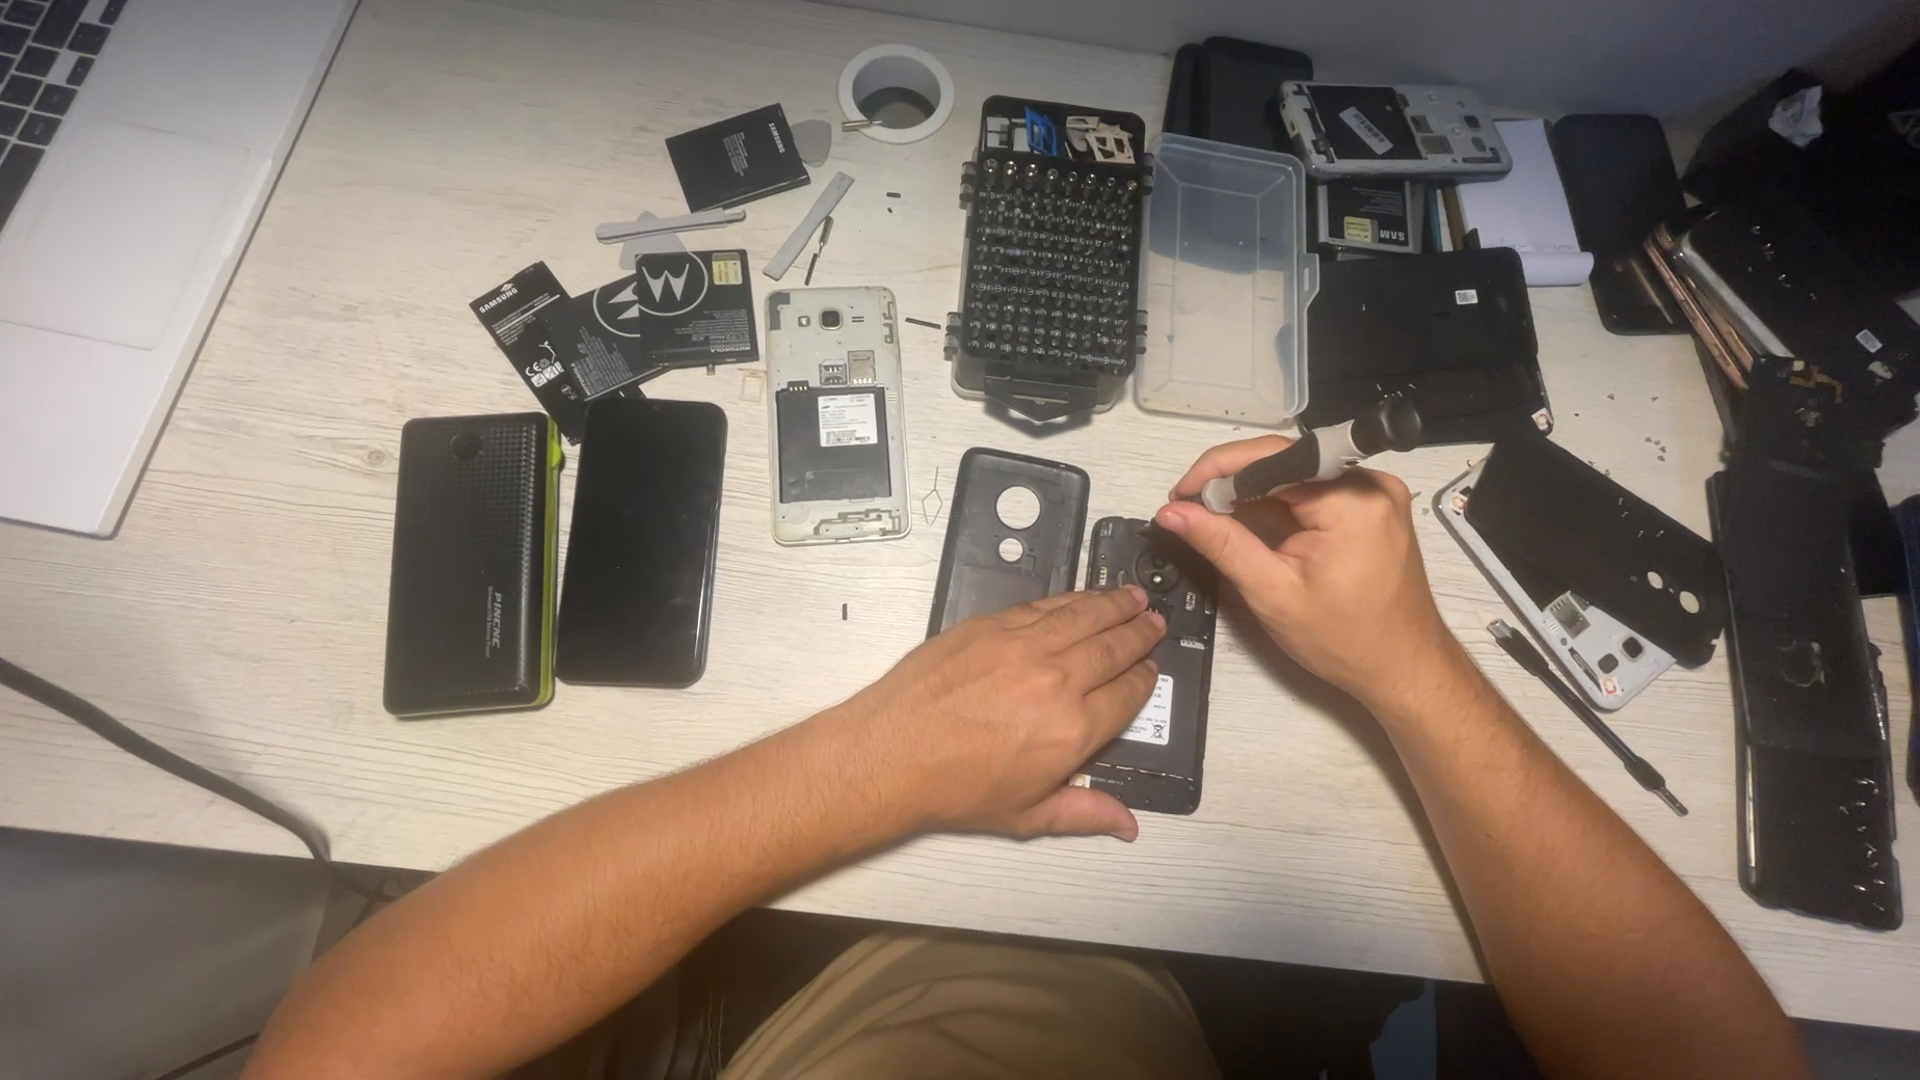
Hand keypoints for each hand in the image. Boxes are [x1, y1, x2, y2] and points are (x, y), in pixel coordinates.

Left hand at [826, 588, 1163, 840]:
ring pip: (1084, 616)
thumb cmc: (954, 787)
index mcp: (1072, 730)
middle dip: (1140, 633)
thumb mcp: (1027, 814)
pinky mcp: (991, 626)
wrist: (891, 754)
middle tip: (1155, 623)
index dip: (1145, 679)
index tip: (1150, 670)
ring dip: (1115, 604)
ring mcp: (1022, 647)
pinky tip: (1083, 598)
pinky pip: (1044, 605)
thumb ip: (1084, 812)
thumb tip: (1127, 824)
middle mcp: (1056, 681)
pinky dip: (1071, 599)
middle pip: (1114, 646)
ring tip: (1134, 597)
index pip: (1129, 694)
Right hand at [1154, 436, 1460, 711]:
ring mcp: (1372, 492)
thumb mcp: (1272, 592)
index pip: (1270, 458)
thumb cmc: (1344, 640)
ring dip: (1249, 491)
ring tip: (1208, 515)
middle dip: (1230, 480)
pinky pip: (1311, 488)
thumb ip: (1220, 543)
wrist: (1404, 668)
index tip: (1179, 495)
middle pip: (1282, 460)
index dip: (1217, 470)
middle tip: (1187, 507)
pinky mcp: (1369, 506)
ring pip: (1293, 473)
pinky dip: (1275, 502)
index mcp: (1351, 499)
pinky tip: (1245, 521)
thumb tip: (1172, 512)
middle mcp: (1369, 483)